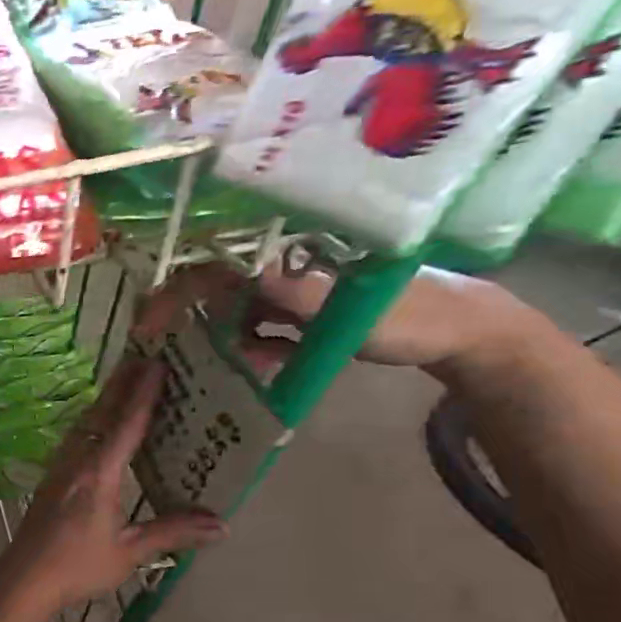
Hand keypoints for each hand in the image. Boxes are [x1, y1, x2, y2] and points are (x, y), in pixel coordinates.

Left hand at [0, 355, 227, 614]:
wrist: (24, 577)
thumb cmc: (77, 566)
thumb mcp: (128, 551)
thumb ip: (170, 533)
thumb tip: (220, 523)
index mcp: (98, 476)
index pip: (124, 428)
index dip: (141, 396)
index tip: (155, 366)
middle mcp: (75, 464)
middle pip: (99, 417)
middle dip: (119, 387)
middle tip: (139, 357)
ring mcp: (58, 470)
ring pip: (82, 426)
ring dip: (102, 401)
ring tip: (120, 381)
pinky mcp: (50, 480)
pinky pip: (73, 441)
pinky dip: (89, 423)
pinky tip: (93, 425)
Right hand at [145, 263, 543, 377]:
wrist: (469, 336)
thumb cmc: (415, 315)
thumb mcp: (355, 306)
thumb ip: (300, 292)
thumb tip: (242, 276)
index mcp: (296, 256)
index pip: (220, 264)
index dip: (180, 290)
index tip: (152, 322)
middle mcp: (288, 269)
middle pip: (220, 289)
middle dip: (191, 317)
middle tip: (171, 348)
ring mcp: (295, 294)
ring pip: (237, 312)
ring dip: (222, 338)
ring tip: (224, 364)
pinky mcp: (303, 318)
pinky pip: (261, 331)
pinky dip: (251, 348)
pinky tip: (255, 365)